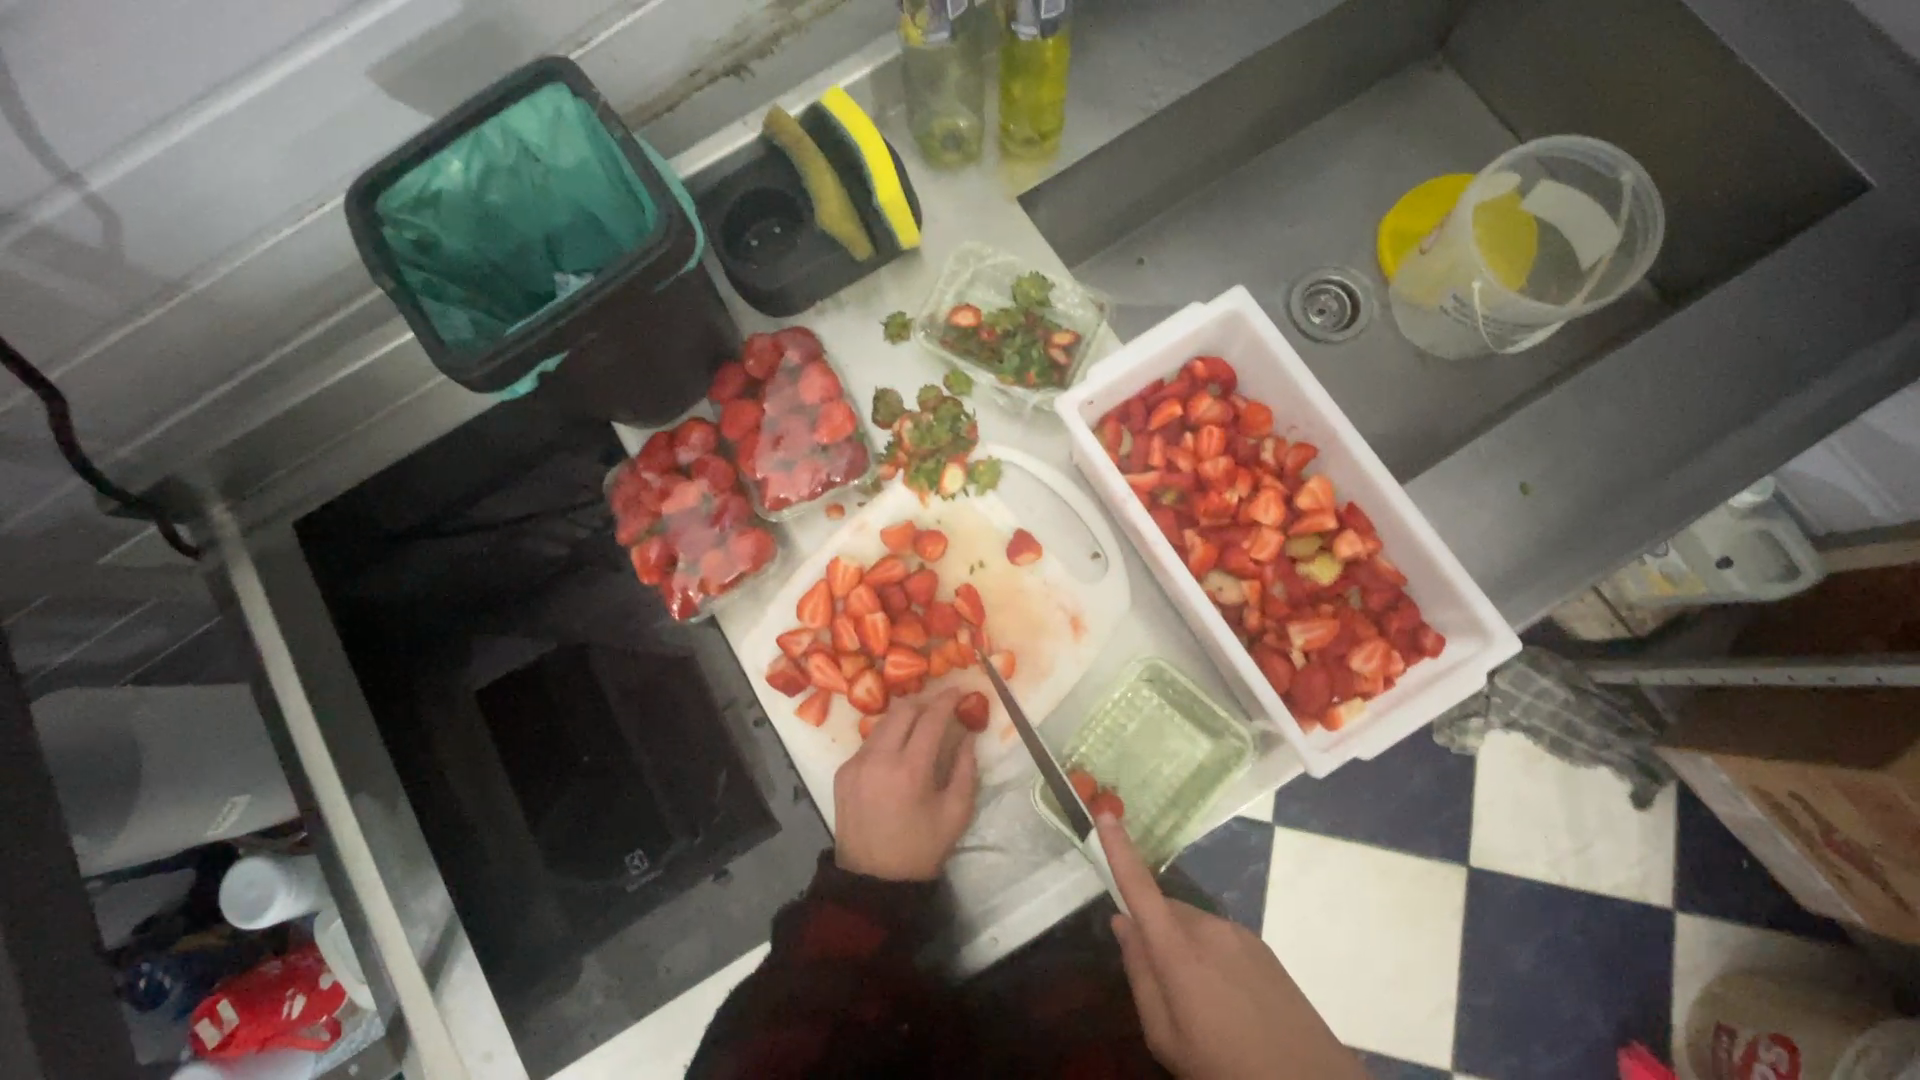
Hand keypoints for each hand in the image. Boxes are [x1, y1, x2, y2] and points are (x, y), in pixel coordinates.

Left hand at [833, 688, 979, 881]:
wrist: (873, 881)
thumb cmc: (921, 849)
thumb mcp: (956, 814)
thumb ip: (966, 769)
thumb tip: (967, 736)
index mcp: (910, 770)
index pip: (931, 719)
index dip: (947, 700)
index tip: (959, 691)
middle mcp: (879, 759)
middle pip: (903, 710)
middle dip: (925, 703)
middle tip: (941, 708)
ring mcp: (856, 764)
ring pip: (883, 723)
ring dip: (904, 719)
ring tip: (920, 726)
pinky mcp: (842, 772)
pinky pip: (868, 743)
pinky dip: (887, 738)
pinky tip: (898, 753)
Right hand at [1098, 815, 1368, 1079]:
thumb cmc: (1223, 1065)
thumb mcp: (1165, 1037)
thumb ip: (1140, 975)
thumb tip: (1123, 923)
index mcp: (1179, 951)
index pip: (1139, 888)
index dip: (1119, 848)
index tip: (1105, 812)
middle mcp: (1209, 928)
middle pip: (1164, 912)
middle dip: (1154, 935)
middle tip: (1163, 988)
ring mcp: (1239, 934)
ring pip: (1191, 927)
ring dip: (1183, 950)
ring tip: (1201, 1005)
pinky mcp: (1262, 947)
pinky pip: (1219, 939)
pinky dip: (1209, 958)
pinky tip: (1226, 1002)